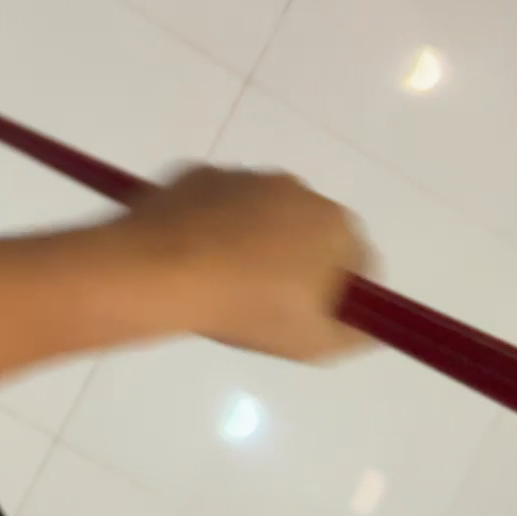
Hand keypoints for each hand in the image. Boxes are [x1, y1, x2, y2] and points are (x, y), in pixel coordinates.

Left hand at [121, 166, 374, 362]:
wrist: (156, 268)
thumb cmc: (244, 305)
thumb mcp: (318, 342)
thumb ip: (357, 330)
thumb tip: (361, 319)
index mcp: (331, 222)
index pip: (352, 259)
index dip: (334, 290)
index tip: (303, 309)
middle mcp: (289, 186)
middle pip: (303, 228)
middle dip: (291, 256)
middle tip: (258, 292)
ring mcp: (235, 175)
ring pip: (256, 210)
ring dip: (247, 233)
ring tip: (217, 271)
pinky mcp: (191, 173)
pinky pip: (212, 199)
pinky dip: (207, 217)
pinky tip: (189, 247)